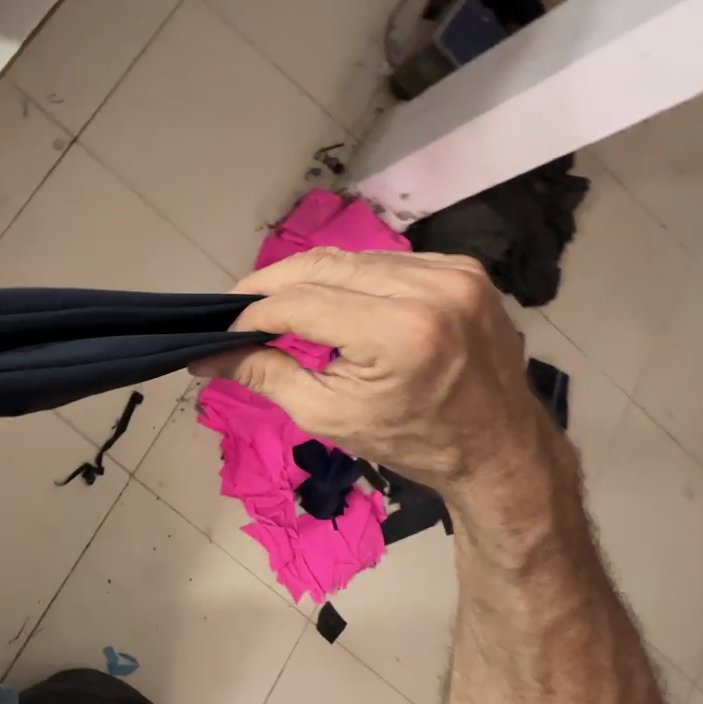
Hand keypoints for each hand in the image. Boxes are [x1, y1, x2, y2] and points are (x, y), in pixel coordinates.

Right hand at [192, 248, 556, 500]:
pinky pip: (383, 261)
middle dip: (270, 285)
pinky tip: (331, 301)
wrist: (497, 445)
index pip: (300, 302)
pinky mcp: (462, 269)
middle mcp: (428, 289)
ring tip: (276, 305)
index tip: (222, 330)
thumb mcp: (325, 414)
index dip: (252, 313)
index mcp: (397, 333)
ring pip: (350, 258)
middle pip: (321, 266)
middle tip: (236, 308)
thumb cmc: (407, 440)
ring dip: (305, 278)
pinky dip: (347, 277)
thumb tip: (205, 357)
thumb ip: (264, 375)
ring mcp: (451, 272)